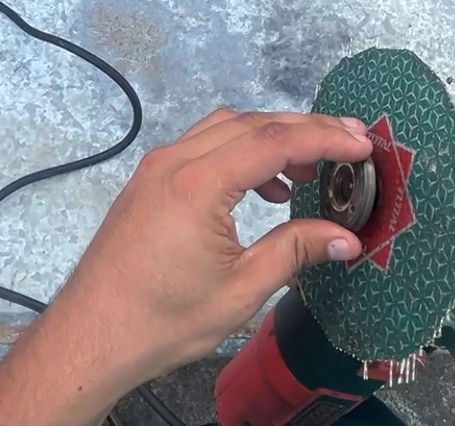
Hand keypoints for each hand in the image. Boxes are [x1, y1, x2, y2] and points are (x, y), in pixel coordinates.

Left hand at [0, 109, 373, 425]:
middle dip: (303, 128)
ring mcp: (158, 164)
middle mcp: (176, 159)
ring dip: (269, 136)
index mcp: (199, 183)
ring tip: (309, 167)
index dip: (322, 136)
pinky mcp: (150, 177)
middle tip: (347, 140)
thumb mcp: (241, 291)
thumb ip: (295, 251)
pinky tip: (262, 186)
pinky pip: (202, 145)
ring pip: (225, 128)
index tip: (360, 142)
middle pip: (250, 123)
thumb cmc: (163, 319)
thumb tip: (346, 239)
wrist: (94, 332)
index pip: (273, 141)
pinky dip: (238, 151)